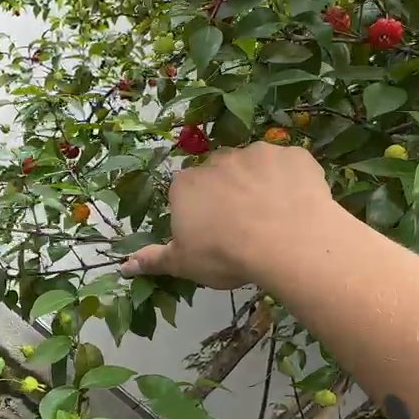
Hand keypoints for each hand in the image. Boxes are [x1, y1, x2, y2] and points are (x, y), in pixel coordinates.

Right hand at [120, 142, 343, 289]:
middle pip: (218, 174)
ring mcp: (258, 153)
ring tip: (269, 216)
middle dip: (225, 192)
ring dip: (256, 184)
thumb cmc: (224, 255)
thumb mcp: (183, 264)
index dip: (196, 210)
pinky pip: (287, 167)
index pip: (184, 191)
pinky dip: (288, 182)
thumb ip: (154, 260)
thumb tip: (124, 265)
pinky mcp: (294, 155)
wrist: (288, 244)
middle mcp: (218, 160)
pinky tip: (293, 206)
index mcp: (186, 185)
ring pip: (253, 167)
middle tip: (238, 225)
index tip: (207, 231)